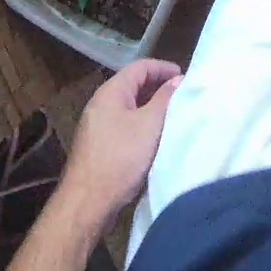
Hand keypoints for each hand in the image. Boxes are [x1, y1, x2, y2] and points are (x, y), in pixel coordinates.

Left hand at [61, 59, 183, 222]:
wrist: (87, 203)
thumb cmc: (121, 157)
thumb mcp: (149, 124)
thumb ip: (165, 99)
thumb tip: (178, 79)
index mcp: (111, 92)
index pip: (140, 67)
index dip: (163, 68)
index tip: (184, 77)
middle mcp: (101, 104)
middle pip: (133, 85)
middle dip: (158, 88)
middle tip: (181, 96)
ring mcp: (97, 126)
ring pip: (129, 107)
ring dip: (150, 108)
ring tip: (172, 117)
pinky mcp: (98, 146)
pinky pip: (124, 125)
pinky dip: (141, 125)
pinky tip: (153, 139)